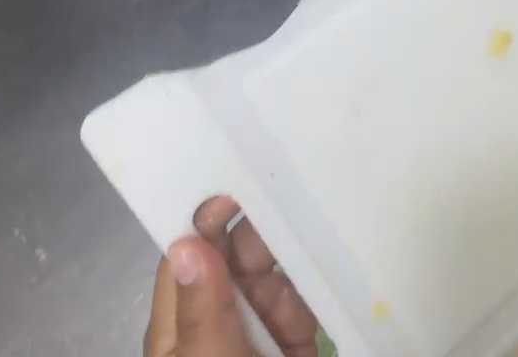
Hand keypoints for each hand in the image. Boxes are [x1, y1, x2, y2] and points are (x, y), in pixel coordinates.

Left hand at [146, 196, 320, 356]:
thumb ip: (202, 306)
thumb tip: (186, 241)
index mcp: (182, 320)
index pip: (190, 251)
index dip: (208, 216)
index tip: (236, 183)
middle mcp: (220, 313)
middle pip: (241, 251)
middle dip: (264, 222)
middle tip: (290, 184)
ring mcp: (259, 324)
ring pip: (279, 266)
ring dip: (298, 243)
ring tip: (318, 209)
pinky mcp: (294, 334)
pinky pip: (308, 293)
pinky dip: (321, 274)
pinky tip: (334, 253)